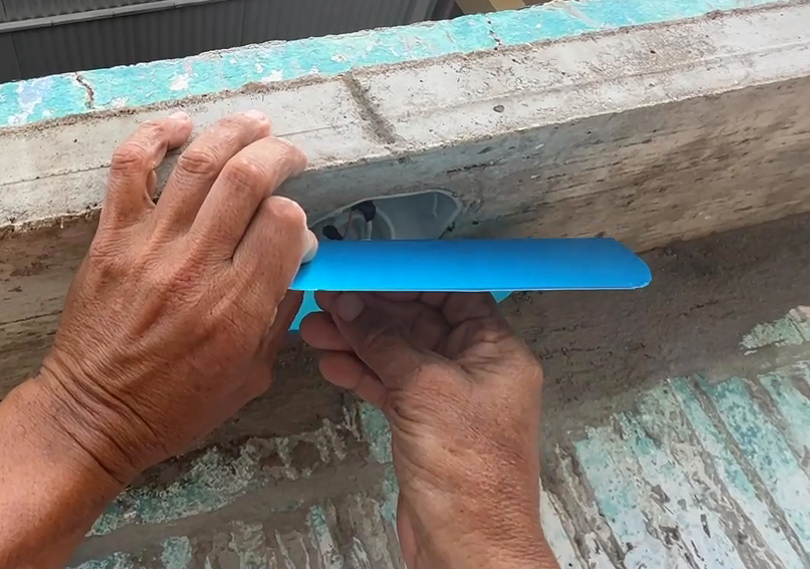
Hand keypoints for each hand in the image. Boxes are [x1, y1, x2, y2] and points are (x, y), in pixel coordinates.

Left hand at [33, 111, 316, 485]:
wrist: (93, 416)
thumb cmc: (175, 405)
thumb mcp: (250, 375)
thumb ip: (280, 313)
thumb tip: (299, 255)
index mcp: (237, 308)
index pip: (285, 225)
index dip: (297, 214)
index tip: (292, 222)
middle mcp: (196, 268)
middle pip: (248, 180)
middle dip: (279, 155)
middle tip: (289, 154)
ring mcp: (149, 246)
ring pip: (198, 163)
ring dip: (233, 132)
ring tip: (254, 123)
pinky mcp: (112, 236)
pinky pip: (130, 168)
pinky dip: (155, 136)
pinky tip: (181, 124)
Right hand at [300, 293, 552, 568]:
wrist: (467, 551)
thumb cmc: (468, 473)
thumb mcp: (423, 388)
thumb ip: (382, 339)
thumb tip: (346, 302)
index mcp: (495, 350)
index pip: (450, 292)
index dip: (408, 278)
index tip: (367, 269)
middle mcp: (474, 367)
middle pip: (416, 320)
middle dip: (370, 310)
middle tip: (329, 297)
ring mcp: (447, 396)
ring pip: (396, 351)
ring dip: (355, 339)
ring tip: (314, 329)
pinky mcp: (423, 421)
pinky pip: (388, 381)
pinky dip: (359, 370)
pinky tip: (330, 362)